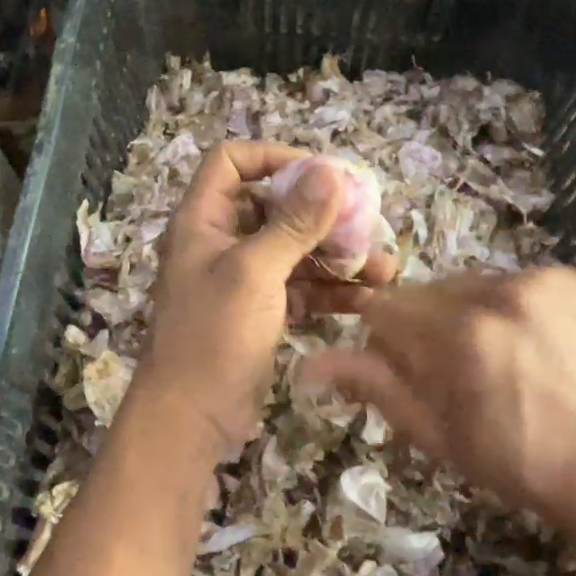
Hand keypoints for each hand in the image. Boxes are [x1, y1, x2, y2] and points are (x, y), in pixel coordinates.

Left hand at [141, 142, 398, 454]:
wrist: (190, 418)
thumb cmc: (214, 333)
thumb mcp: (256, 271)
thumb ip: (294, 223)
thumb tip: (330, 171)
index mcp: (202, 220)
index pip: (230, 162)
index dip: (272, 158)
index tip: (319, 173)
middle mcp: (219, 242)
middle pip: (273, 207)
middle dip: (321, 215)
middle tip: (366, 222)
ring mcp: (241, 279)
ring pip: (293, 251)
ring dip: (336, 256)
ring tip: (385, 268)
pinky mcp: (260, 312)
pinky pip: (299, 288)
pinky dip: (330, 291)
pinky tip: (368, 299)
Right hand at [301, 268, 575, 536]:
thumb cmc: (511, 460)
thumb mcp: (432, 433)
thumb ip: (372, 386)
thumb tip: (307, 363)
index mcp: (458, 338)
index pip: (383, 309)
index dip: (382, 340)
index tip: (401, 368)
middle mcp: (494, 295)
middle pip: (421, 293)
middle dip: (420, 327)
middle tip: (448, 373)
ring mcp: (534, 281)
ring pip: (460, 284)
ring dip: (458, 312)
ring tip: (488, 357)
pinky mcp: (562, 278)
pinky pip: (503, 280)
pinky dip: (499, 305)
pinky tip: (518, 341)